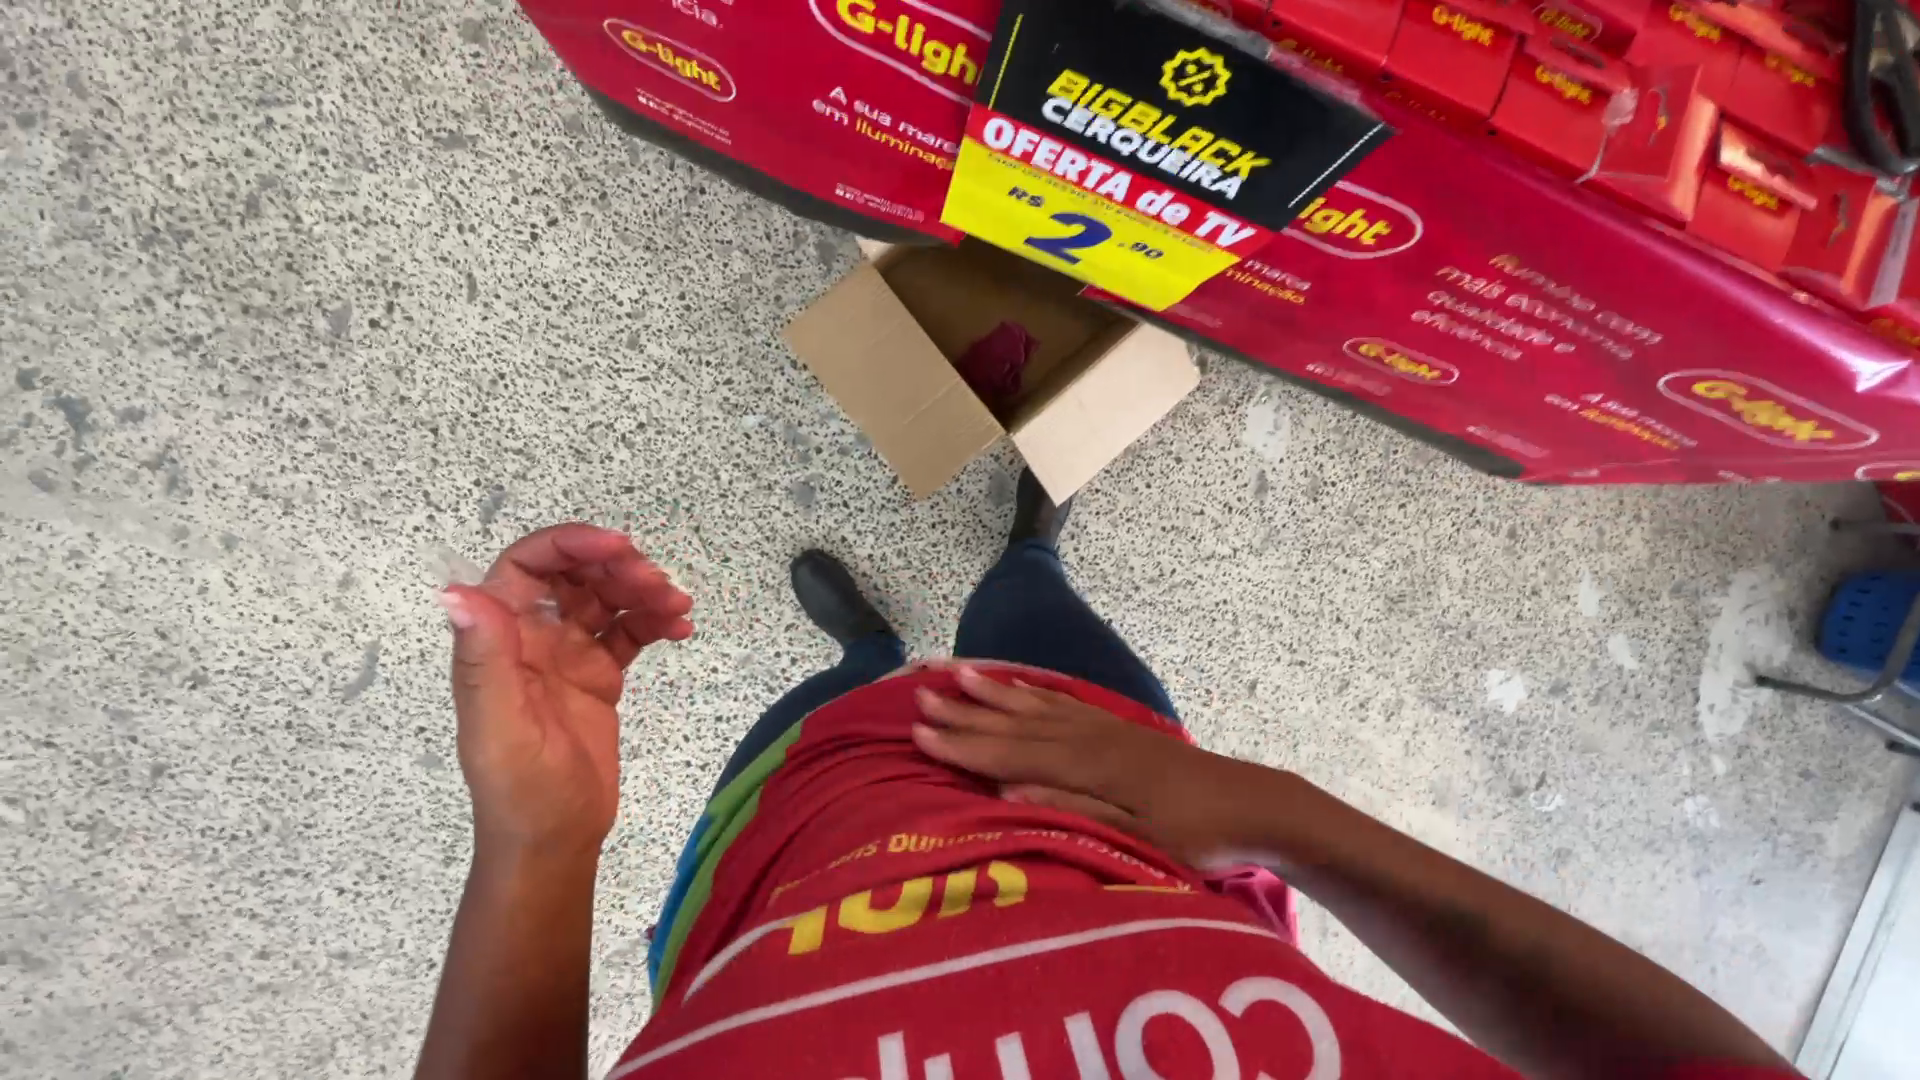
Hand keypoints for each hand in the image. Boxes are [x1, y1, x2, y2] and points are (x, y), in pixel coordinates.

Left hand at [438, 524, 693, 858]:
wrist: (556, 842)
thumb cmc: (523, 791)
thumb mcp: (501, 729)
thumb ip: (486, 661)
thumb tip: (458, 591)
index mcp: (501, 642)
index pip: (528, 566)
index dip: (570, 544)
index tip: (621, 547)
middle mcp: (532, 638)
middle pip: (576, 575)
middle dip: (619, 568)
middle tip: (660, 585)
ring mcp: (568, 655)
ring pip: (608, 598)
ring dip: (645, 592)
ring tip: (679, 607)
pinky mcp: (599, 674)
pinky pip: (630, 631)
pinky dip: (656, 622)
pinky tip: (681, 630)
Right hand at [913, 667, 1283, 867]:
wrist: (1253, 801)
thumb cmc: (1196, 833)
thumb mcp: (1137, 836)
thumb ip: (1070, 807)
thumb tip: (1005, 794)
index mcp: (1087, 766)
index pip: (1009, 754)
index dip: (961, 745)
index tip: (918, 733)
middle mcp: (1087, 737)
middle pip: (1013, 723)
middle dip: (963, 713)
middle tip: (919, 697)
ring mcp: (1102, 727)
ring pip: (1034, 705)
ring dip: (992, 693)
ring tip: (956, 674)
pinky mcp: (1116, 726)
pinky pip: (1062, 701)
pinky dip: (1033, 692)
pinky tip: (1017, 685)